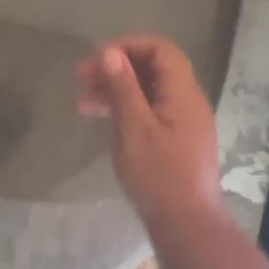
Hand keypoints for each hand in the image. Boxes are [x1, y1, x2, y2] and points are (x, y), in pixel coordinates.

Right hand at [76, 35, 221, 225]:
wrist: (186, 222)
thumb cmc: (158, 174)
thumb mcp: (134, 127)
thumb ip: (123, 87)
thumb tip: (110, 52)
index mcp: (183, 94)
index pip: (160, 50)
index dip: (127, 46)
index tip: (95, 59)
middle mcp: (187, 102)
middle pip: (153, 68)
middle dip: (116, 67)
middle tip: (81, 78)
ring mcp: (183, 121)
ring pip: (148, 90)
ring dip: (116, 89)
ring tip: (83, 103)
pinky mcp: (176, 138)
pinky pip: (150, 109)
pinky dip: (125, 107)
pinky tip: (102, 119)